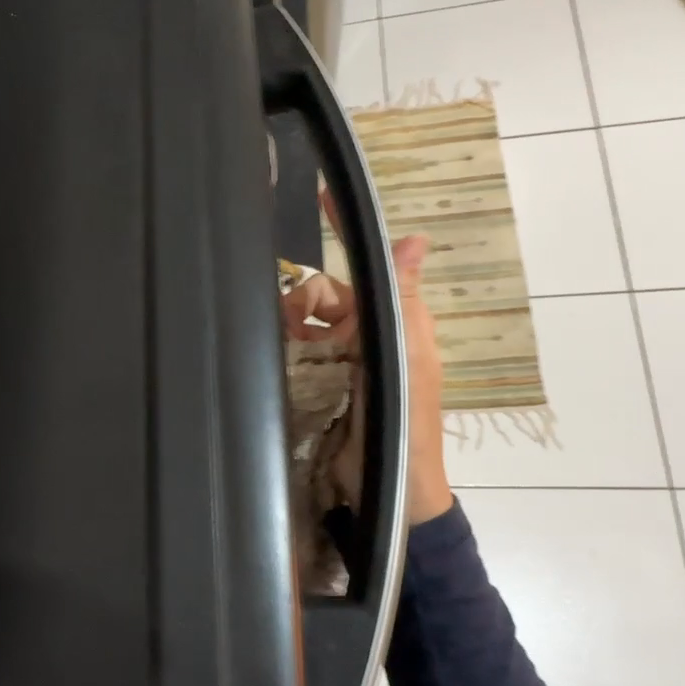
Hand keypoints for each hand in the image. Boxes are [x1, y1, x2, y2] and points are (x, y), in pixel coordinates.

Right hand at [282, 236, 452, 525]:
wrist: (387, 489)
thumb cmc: (404, 424)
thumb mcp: (407, 359)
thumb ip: (404, 302)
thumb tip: (415, 237)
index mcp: (391, 323)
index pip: (367, 268)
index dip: (347, 232)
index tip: (323, 196)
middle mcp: (361, 336)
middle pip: (321, 296)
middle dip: (302, 299)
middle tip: (289, 324)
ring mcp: (335, 364)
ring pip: (299, 326)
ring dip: (287, 329)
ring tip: (277, 347)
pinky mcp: (311, 389)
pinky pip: (289, 358)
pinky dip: (278, 353)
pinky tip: (269, 360)